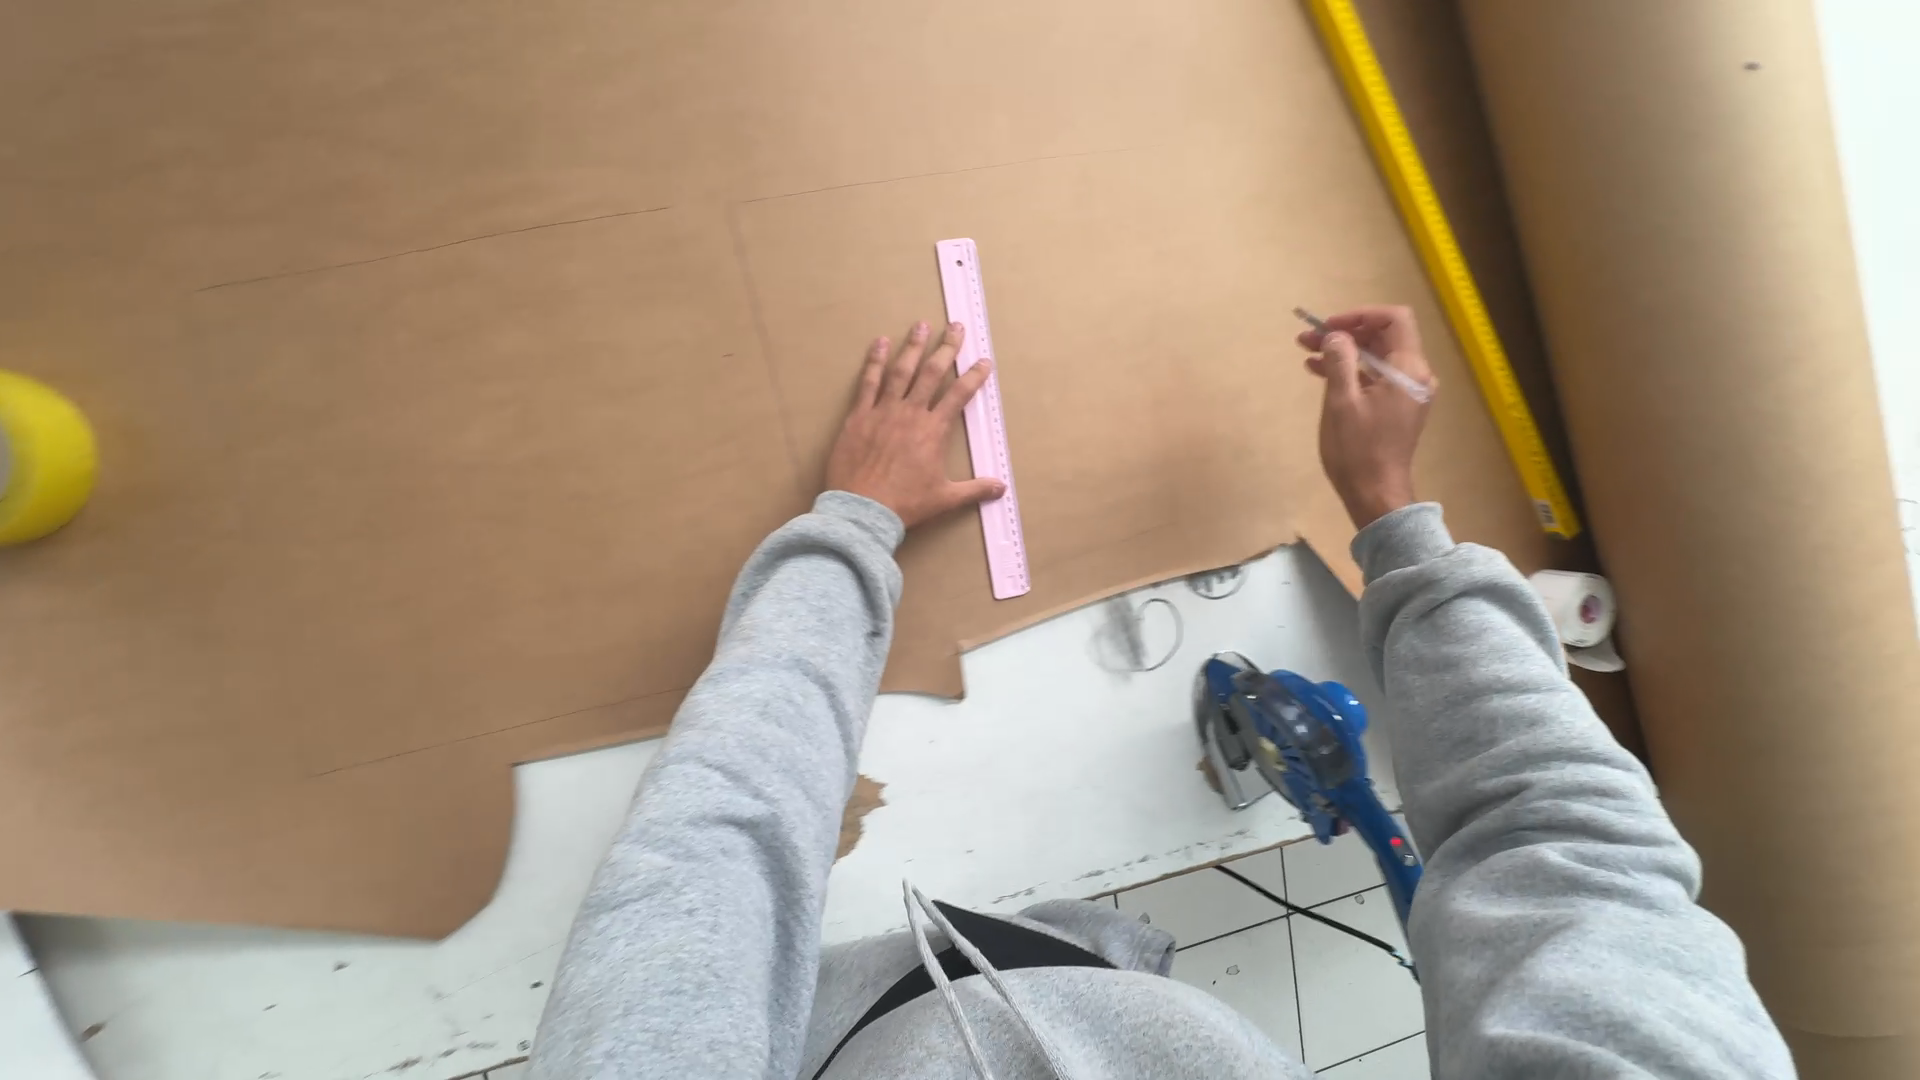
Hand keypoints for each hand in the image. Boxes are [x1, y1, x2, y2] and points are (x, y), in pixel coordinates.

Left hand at [825, 319, 1003, 528]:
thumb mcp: (945, 498)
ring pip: (901, 371)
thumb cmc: (905, 504)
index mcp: (933, 430)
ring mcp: (883, 411)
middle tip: (955, 327)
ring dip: (913, 347)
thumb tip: (1000, 489)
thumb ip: (974, 489)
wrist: (864, 509)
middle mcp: (911, 413)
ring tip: (921, 325)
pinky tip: (880, 344)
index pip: (959, 395)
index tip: (984, 362)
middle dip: (946, 348)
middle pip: (932, 373)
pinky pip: (868, 383)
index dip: (974, 376)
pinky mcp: (859, 416)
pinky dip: (874, 362)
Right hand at [1296, 305, 1435, 529]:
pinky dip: (1351, 371)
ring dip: (1344, 352)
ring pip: (1377, 357)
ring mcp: (1408, 392)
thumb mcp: (1341, 402)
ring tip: (1307, 353)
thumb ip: (1340, 362)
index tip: (1328, 326)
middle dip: (1346, 333)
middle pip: (1384, 337)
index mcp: (1408, 369)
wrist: (1375, 493)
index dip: (1359, 316)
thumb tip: (1335, 336)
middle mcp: (1416, 375)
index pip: (1393, 319)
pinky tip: (1321, 373)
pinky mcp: (1397, 407)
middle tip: (1308, 339)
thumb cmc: (1357, 449)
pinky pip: (1376, 377)